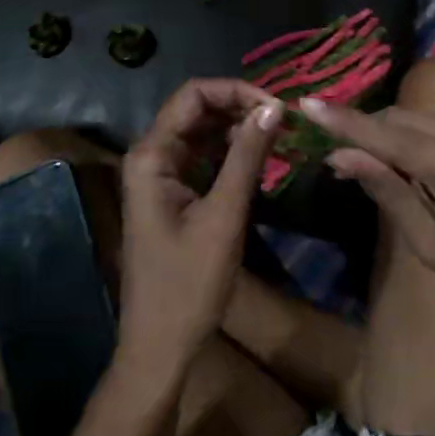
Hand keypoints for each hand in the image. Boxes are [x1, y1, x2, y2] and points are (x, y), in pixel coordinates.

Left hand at [118, 79, 282, 367]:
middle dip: (239, 107)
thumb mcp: (224, 216)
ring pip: (201, 132)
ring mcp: (159, 174)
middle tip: (284, 121)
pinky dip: (230, 152)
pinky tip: (260, 158)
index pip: (193, 95)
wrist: (159, 345)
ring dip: (237, 128)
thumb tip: (274, 107)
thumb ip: (247, 157)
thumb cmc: (188, 284)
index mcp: (151, 154)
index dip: (236, 90)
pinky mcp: (172, 192)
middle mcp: (150, 155)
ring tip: (279, 136)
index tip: (277, 106)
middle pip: (196, 109)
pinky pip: (202, 157)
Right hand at [302, 97, 434, 331]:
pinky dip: (423, 130)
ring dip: (393, 130)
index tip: (308, 105)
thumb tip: (339, 157)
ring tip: (371, 155)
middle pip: (409, 119)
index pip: (398, 138)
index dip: (348, 122)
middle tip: (336, 149)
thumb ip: (388, 192)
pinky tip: (414, 155)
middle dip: (367, 128)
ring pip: (428, 114)